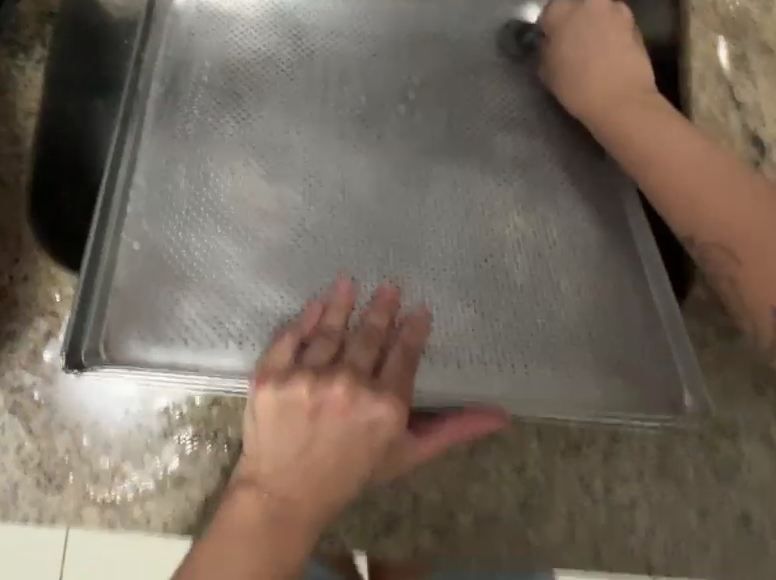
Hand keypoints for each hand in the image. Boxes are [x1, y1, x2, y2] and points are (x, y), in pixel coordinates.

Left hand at [226, 279, 509, 533]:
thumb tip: (502, 415)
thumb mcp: (407, 455)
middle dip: (381, 308)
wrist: (285, 493)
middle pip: (368, 336)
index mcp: (384, 406)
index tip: (419, 309)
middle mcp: (348, 386)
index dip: (412, 330)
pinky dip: (305, 318)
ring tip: (349, 282)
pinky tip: (316, 302)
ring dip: (341, 303)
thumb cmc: (351, 473)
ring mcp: (307, 378)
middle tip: (389, 286)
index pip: (403, 355)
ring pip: (330, 330)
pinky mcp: (273, 374)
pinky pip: (292, 336)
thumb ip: (453, 430)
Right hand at [537, 0, 664, 127]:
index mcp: (561, 8)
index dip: (550, 27)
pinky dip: (613, 35)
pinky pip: (618, 25)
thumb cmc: (576, 85)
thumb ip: (545, 48)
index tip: (551, 43)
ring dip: (596, 26)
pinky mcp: (637, 25)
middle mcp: (590, 2)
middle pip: (578, 8)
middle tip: (573, 46)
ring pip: (600, 15)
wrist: (622, 101)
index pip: (550, 10)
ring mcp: (617, 11)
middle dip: (575, 22)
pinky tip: (610, 55)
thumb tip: (551, 43)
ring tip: (594, 50)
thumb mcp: (545, 69)